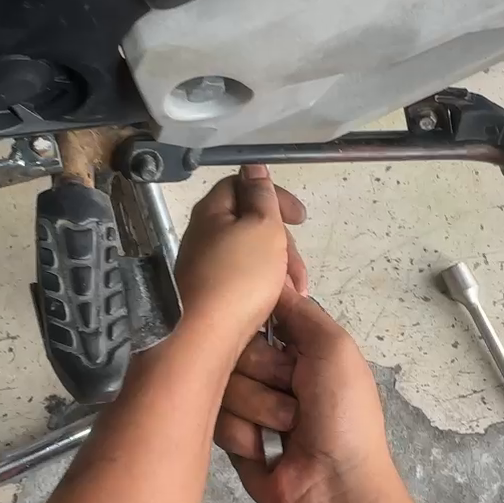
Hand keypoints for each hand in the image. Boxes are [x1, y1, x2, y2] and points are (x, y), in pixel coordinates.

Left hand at [171, 166, 307, 350]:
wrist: (207, 336)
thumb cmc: (239, 276)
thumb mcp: (261, 228)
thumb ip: (261, 196)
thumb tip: (253, 166)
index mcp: (212, 212)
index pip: (242, 185)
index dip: (273, 194)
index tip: (299, 217)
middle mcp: (204, 235)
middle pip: (250, 223)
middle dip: (283, 241)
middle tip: (298, 266)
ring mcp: (205, 266)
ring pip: (252, 254)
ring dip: (279, 267)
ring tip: (295, 292)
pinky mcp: (210, 294)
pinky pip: (244, 279)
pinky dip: (265, 286)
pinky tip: (278, 302)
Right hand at [213, 286, 400, 502]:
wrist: (334, 485)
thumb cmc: (343, 413)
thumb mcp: (333, 348)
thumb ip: (299, 310)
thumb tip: (271, 276)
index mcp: (295, 345)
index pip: (253, 315)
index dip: (254, 322)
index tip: (261, 330)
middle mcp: (267, 369)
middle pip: (232, 348)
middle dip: (265, 372)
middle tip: (295, 391)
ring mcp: (246, 402)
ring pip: (220, 384)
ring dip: (259, 408)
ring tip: (287, 428)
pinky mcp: (228, 434)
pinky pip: (215, 419)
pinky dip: (244, 434)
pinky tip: (267, 449)